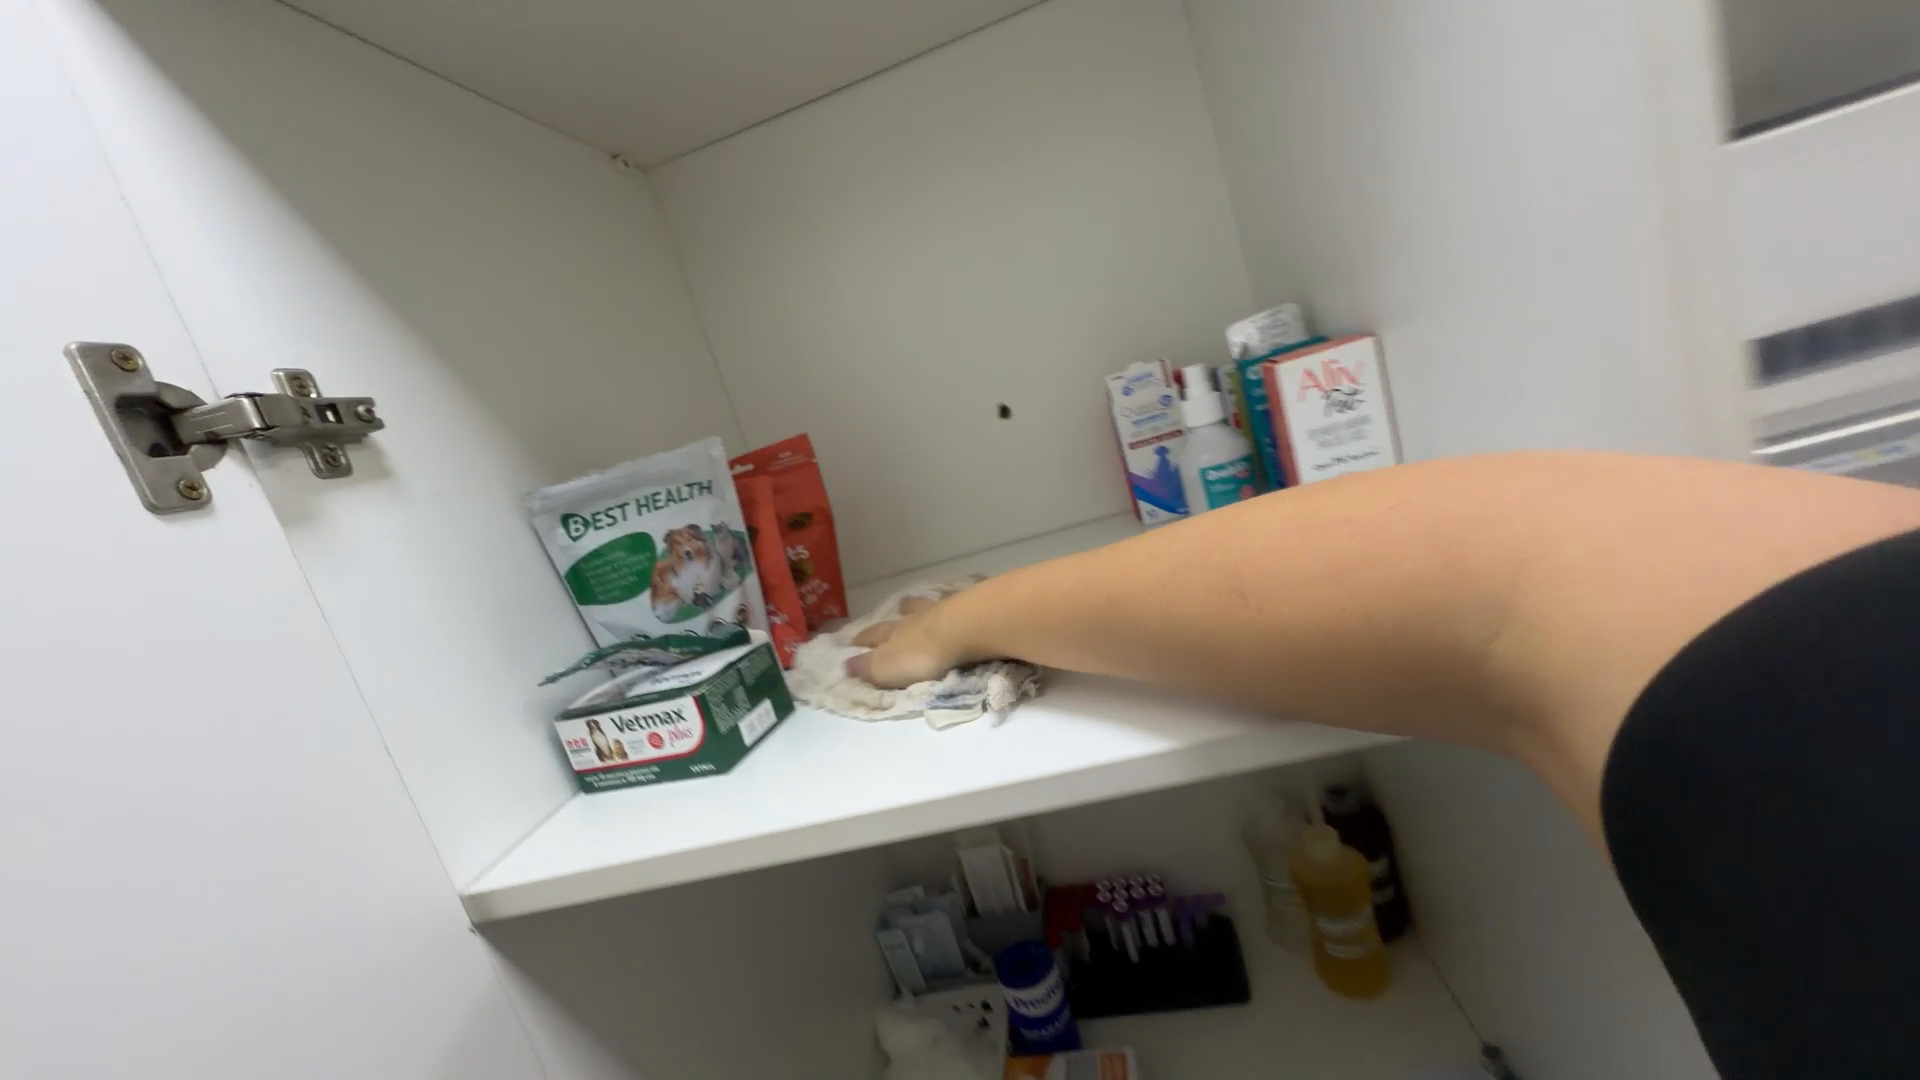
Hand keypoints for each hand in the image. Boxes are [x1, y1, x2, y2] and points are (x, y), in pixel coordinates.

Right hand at [845, 594, 964, 688]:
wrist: (959, 631)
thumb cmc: (920, 655)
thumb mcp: (886, 669)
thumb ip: (866, 667)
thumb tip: (844, 665)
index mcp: (892, 635)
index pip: (873, 636)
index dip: (863, 639)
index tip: (854, 639)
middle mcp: (912, 620)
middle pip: (898, 618)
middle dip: (890, 618)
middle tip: (887, 613)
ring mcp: (937, 611)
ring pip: (922, 606)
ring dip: (916, 605)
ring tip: (911, 603)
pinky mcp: (961, 608)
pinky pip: (951, 602)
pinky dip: (948, 601)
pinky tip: (951, 599)